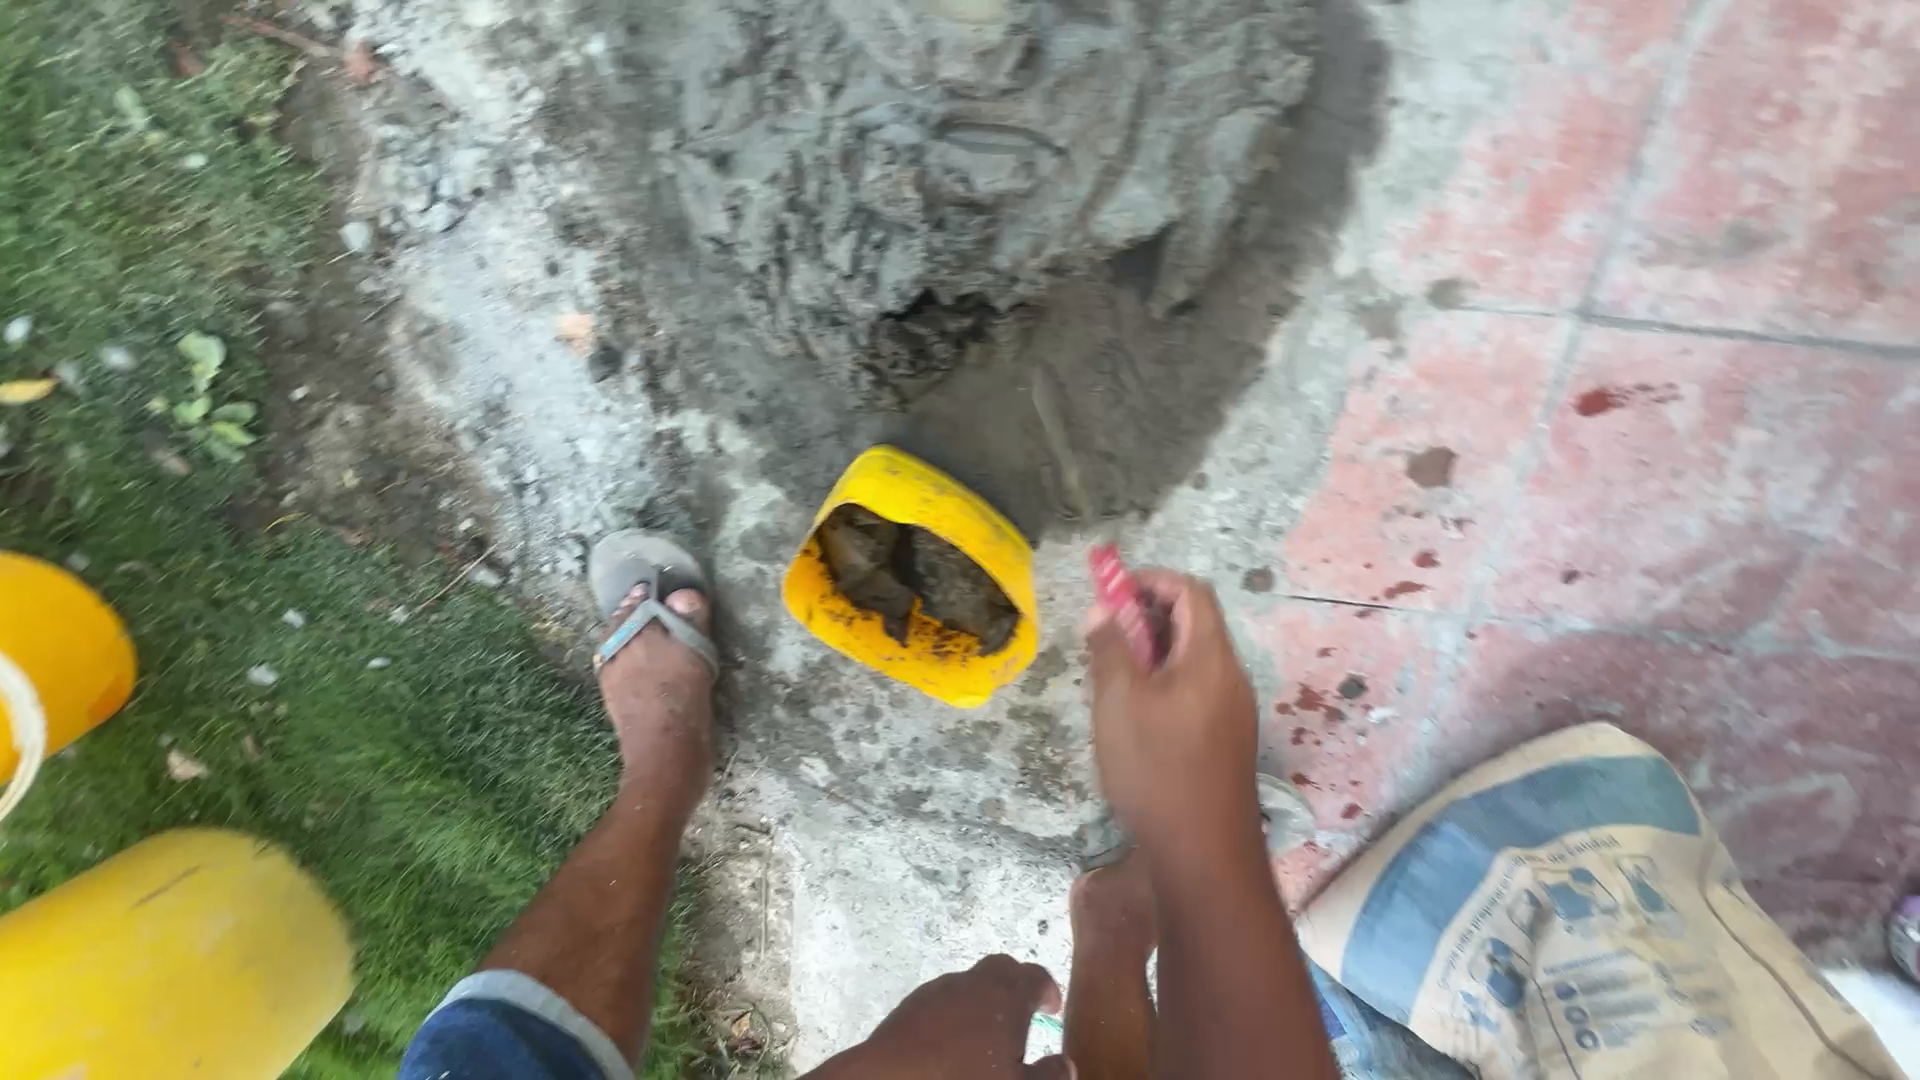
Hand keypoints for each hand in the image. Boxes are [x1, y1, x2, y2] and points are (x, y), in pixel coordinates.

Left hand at [804, 955, 1073, 1079]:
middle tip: (1025, 1014)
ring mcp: (942, 988)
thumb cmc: (965, 1079)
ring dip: (986, 999)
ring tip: (989, 1035)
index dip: (1048, 989)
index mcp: (1006, 995)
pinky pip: (947, 997)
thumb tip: (1066, 1064)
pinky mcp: (915, 1002)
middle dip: (1017, 985)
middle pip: (1003, 968)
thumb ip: (1046, 1075)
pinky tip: (954, 1042)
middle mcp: (976, 981)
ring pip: (973, 982)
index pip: (1036, 976)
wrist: (893, 1079)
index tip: (1052, 1007)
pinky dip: (959, 1010)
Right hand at [1085, 569, 1260, 848]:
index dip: (1150, 580)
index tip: (1111, 592)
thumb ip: (1109, 649)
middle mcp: (1230, 676)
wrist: (1204, 854)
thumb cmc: (1156, 767)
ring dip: (1152, 650)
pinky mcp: (1227, 738)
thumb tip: (1102, 610)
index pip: (1190, 591)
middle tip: (1104, 636)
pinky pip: (1196, 688)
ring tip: (1113, 676)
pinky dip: (1165, 680)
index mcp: (1210, 657)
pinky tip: (1136, 714)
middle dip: (1145, 616)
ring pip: (1192, 658)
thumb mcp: (1118, 702)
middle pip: (1194, 622)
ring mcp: (1234, 709)